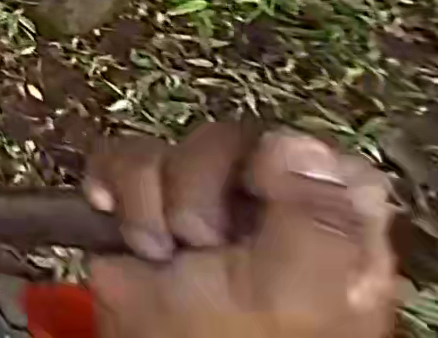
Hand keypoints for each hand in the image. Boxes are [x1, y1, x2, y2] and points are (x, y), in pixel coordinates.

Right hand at [83, 124, 397, 337]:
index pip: (324, 160)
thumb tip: (298, 141)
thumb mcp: (294, 297)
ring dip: (147, 196)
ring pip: (165, 146)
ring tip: (156, 250)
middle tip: (199, 239)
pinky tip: (114, 217)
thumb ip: (313, 222)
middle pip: (229, 140)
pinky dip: (111, 184)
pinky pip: (118, 153)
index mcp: (326, 233)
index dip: (286, 159)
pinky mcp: (136, 193)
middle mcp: (260, 206)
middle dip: (196, 183)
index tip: (258, 185)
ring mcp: (193, 197)